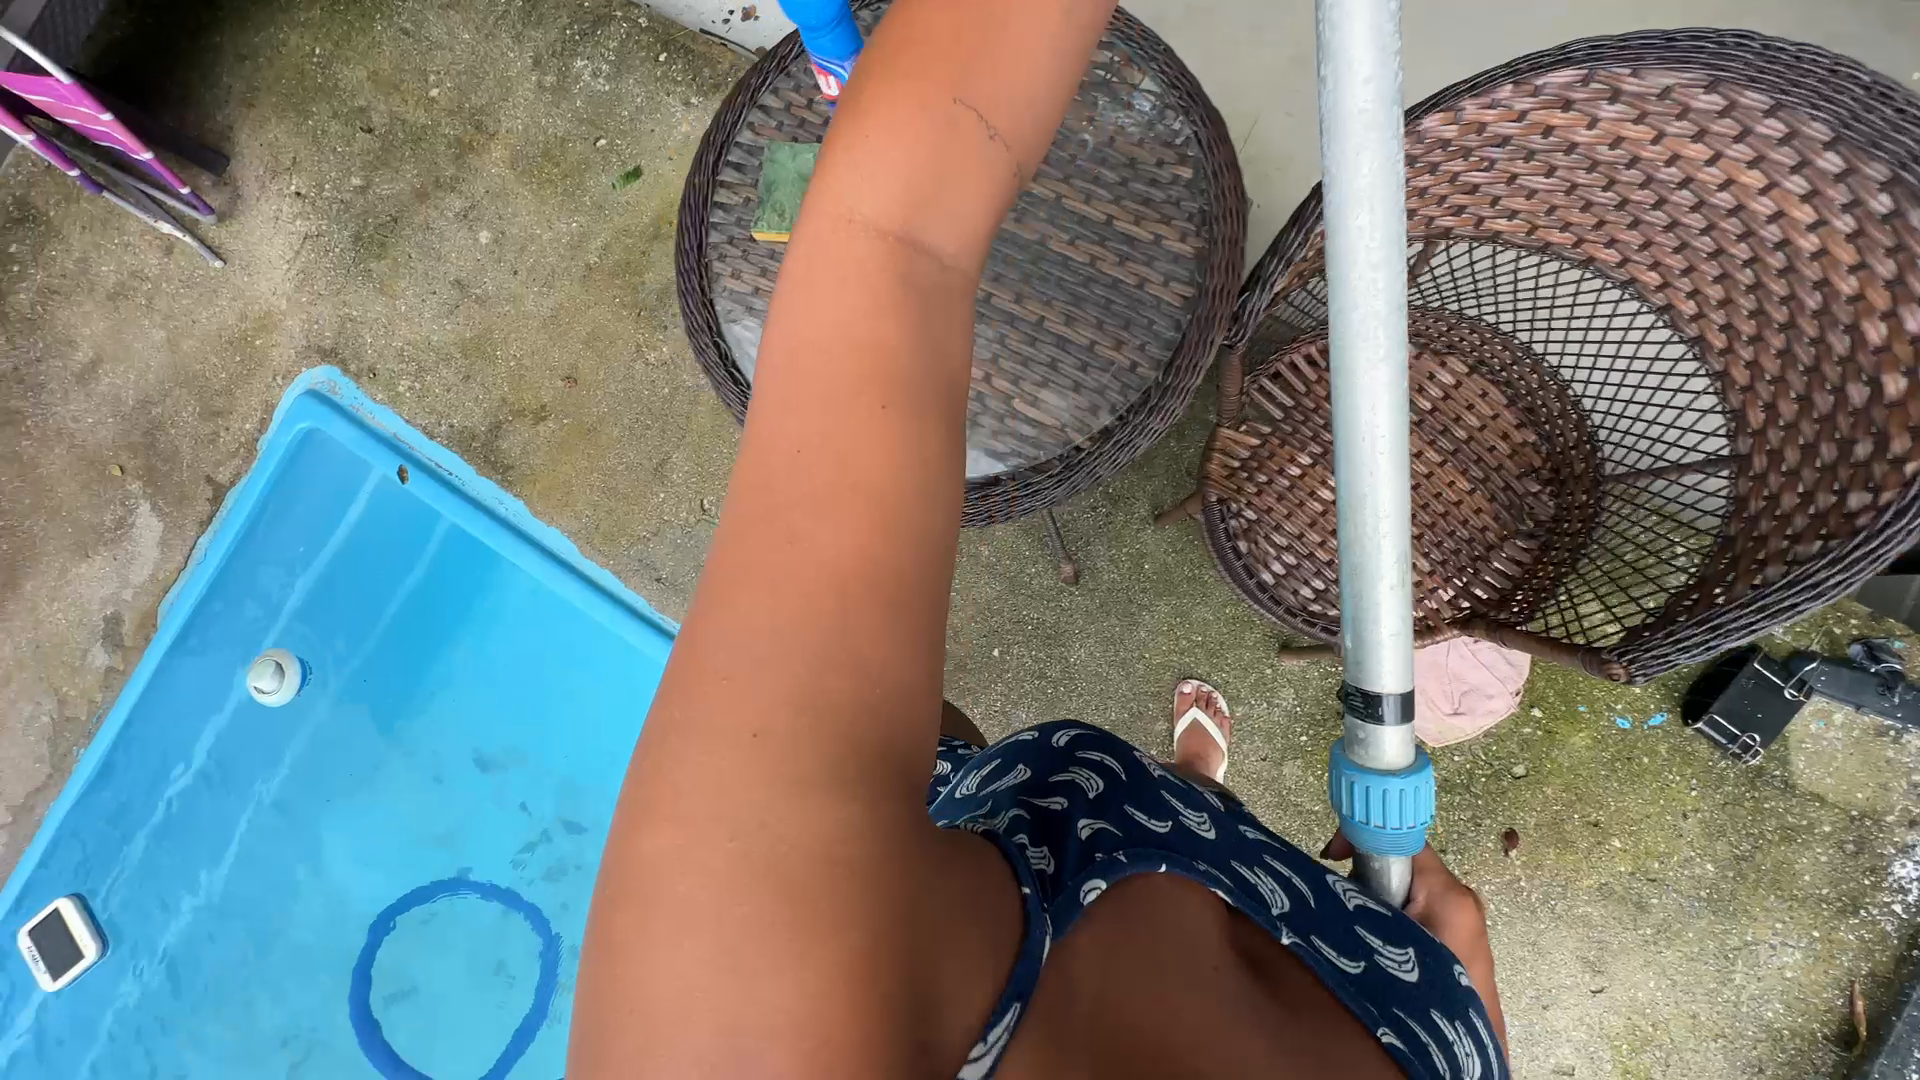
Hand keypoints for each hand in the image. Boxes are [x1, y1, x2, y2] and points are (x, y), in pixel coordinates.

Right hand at [1320, 833, 1505, 1046]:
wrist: (1467, 1054)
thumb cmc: (1431, 994)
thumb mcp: (1384, 939)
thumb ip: (1356, 902)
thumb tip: (1317, 877)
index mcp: (1449, 892)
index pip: (1398, 837)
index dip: (1360, 837)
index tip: (1331, 856)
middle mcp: (1462, 899)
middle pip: (1400, 862)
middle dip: (1365, 874)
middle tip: (1341, 899)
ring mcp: (1465, 921)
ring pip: (1407, 889)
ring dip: (1376, 899)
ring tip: (1358, 927)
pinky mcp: (1462, 941)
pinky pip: (1418, 910)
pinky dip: (1393, 916)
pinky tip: (1380, 944)